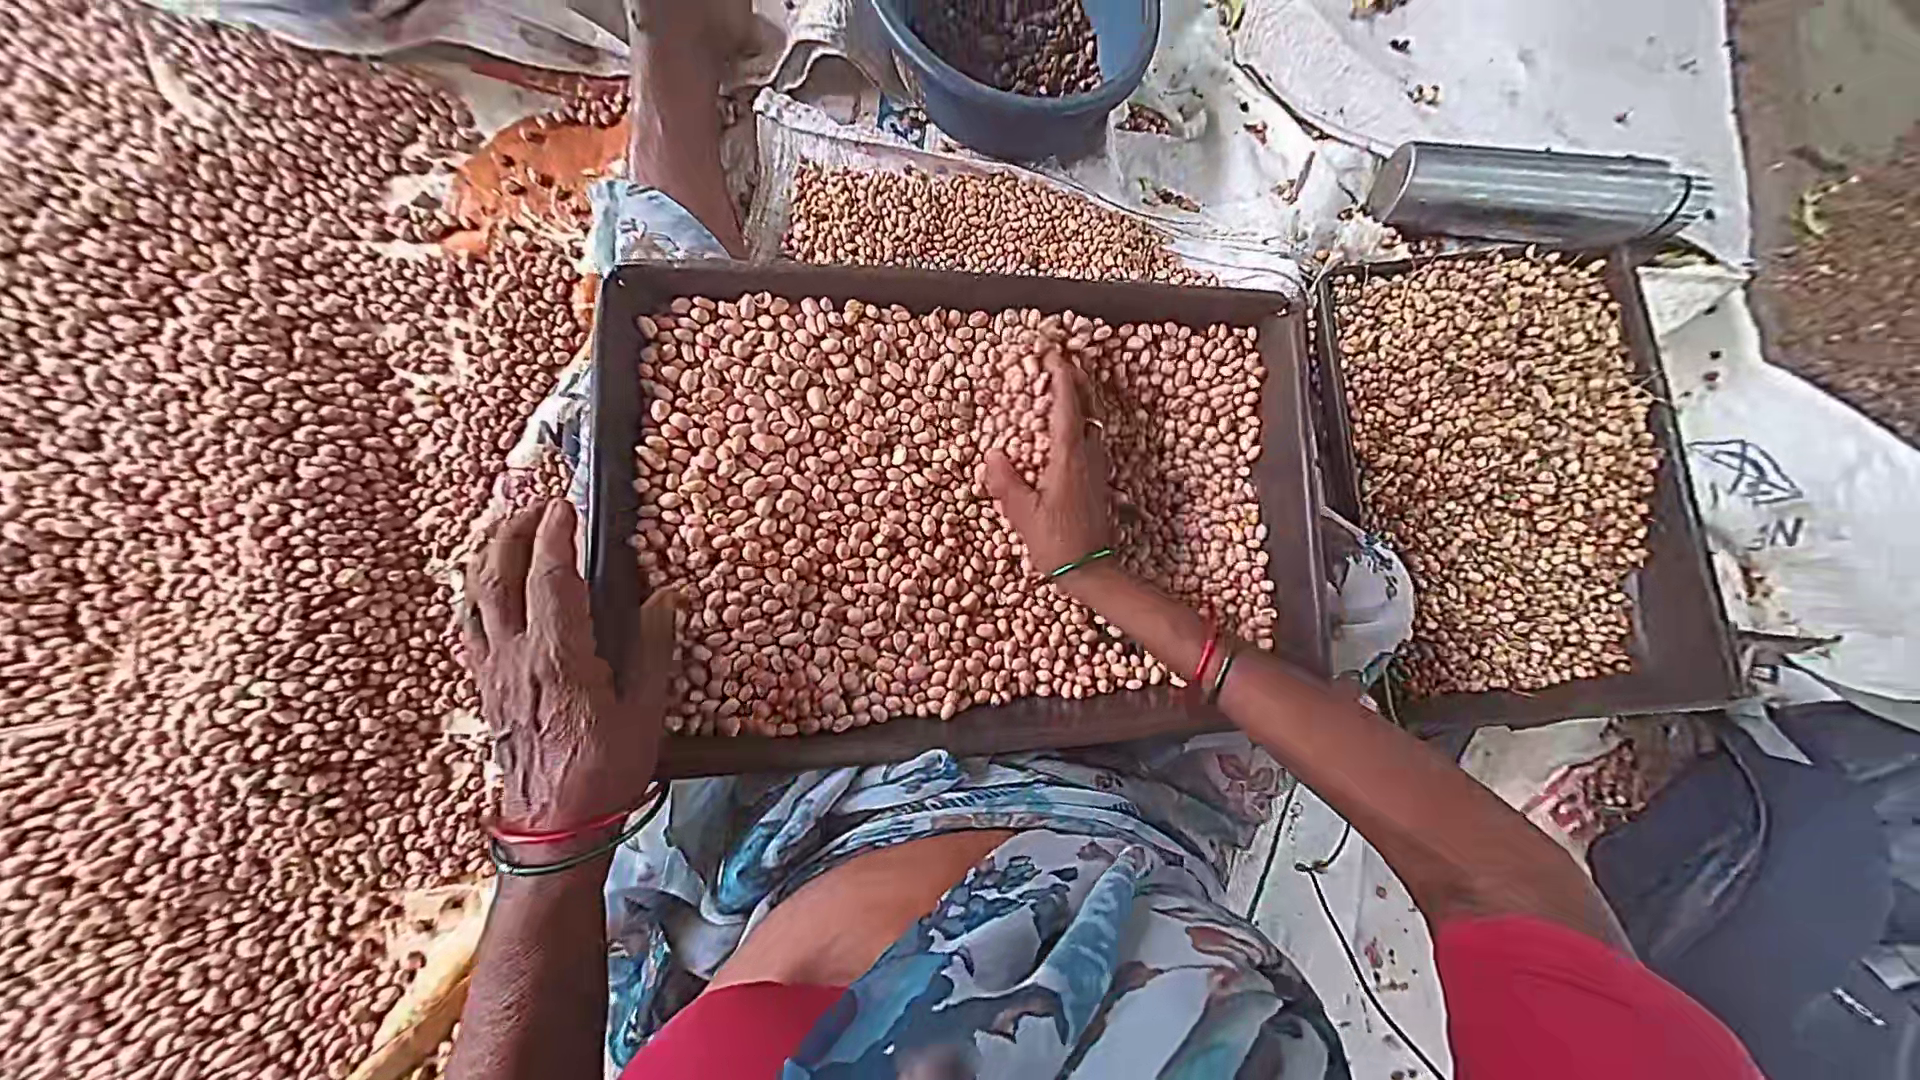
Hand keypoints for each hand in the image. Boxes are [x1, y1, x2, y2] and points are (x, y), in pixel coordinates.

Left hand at [461, 499, 678, 834]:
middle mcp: (514, 657)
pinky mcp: (483, 684)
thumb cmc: (607, 767)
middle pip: (498, 577)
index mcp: (558, 660)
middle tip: (541, 504)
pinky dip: (478, 589)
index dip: (558, 537)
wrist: (552, 824)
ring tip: (512, 526)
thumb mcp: (645, 709)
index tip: (570, 505)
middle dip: (515, 531)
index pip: (552, 581)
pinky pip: (470, 624)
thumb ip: (653, 648)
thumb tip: (664, 597)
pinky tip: (491, 581)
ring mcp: (491, 670)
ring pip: (475, 597)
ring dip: (489, 553)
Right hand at [982, 350, 1113, 575]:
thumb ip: (1007, 482)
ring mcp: (1097, 469)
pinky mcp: (1097, 481)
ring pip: (1090, 423)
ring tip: (1057, 391)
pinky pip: (1089, 440)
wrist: (1092, 571)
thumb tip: (993, 454)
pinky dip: (1077, 424)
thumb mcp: (1023, 515)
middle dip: (1073, 382)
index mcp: (1069, 460)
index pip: (1067, 408)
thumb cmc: (1057, 544)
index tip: (1051, 355)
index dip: (1060, 378)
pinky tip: (1063, 432)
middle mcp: (1088, 458)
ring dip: (1076, 402)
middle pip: (1085, 408)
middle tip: (1057, 363)